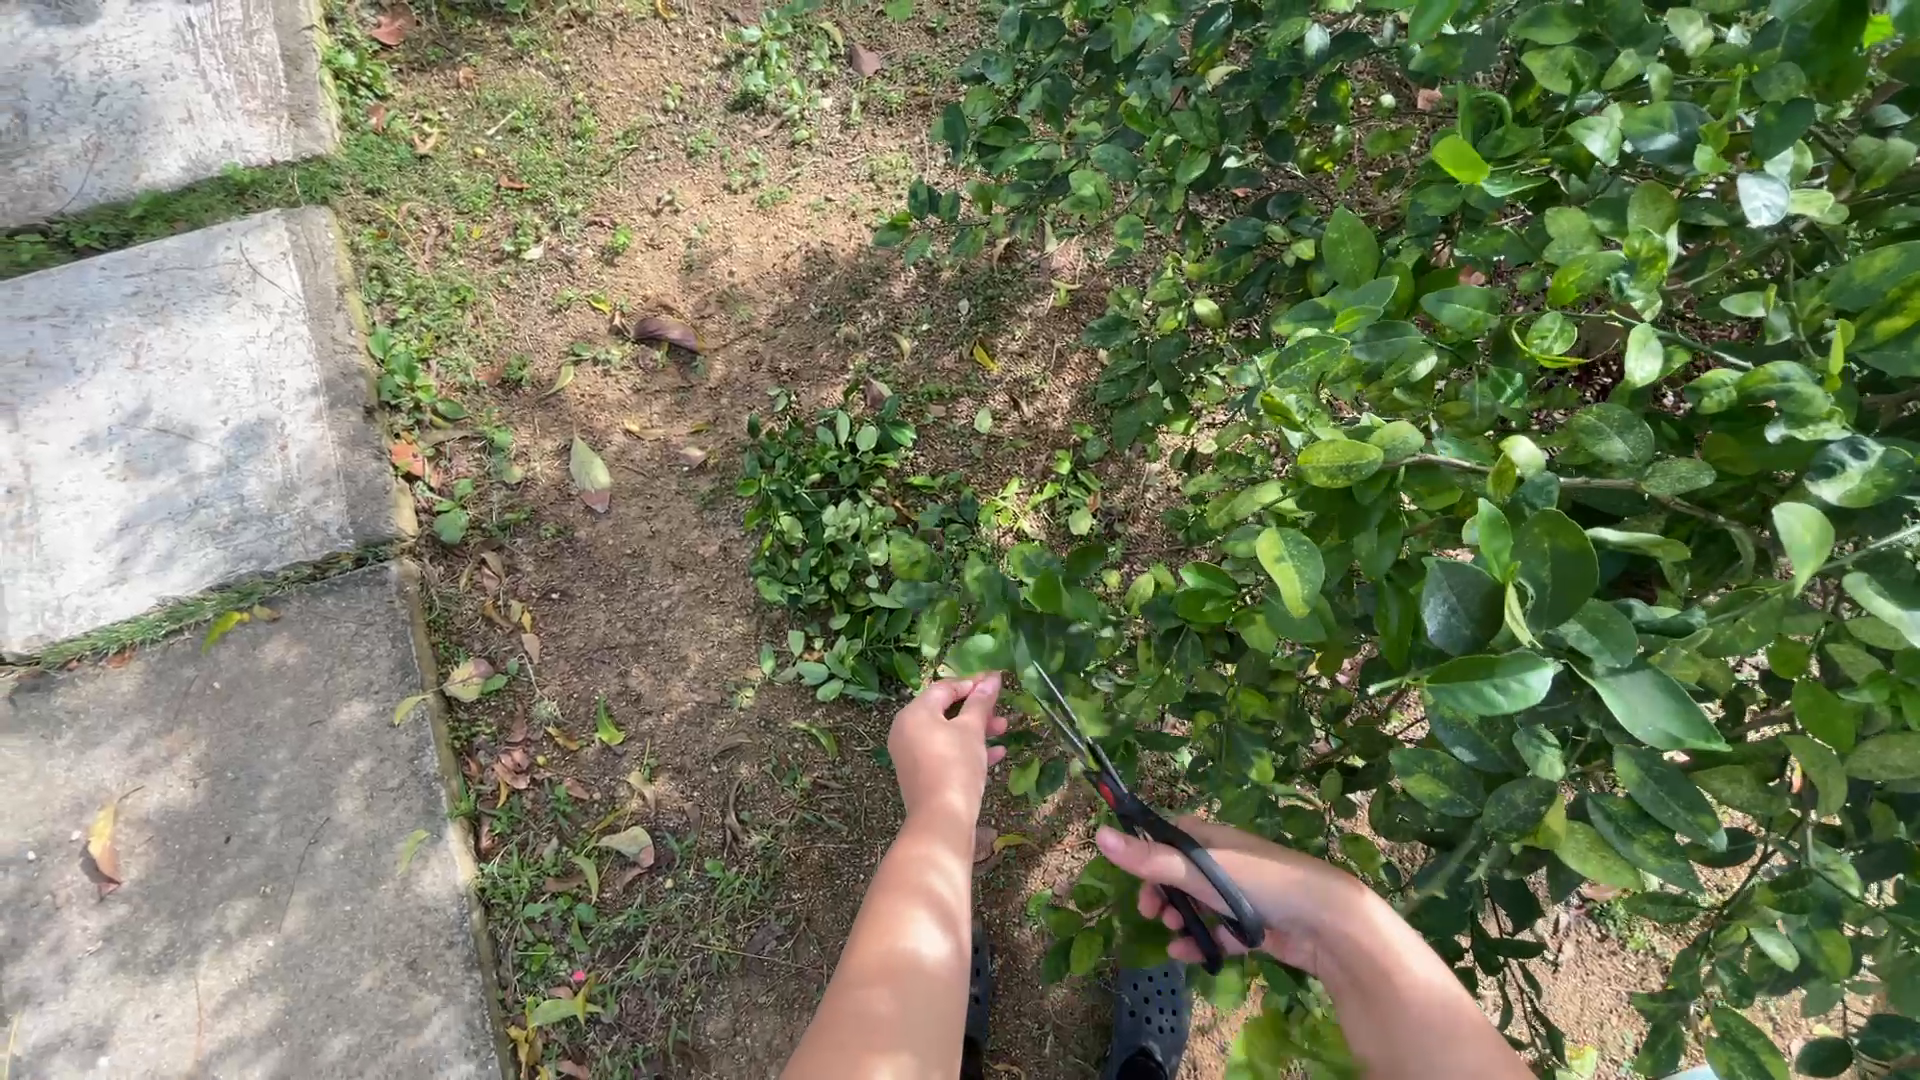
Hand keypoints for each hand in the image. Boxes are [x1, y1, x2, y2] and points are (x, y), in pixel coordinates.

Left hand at [888, 672, 1008, 825]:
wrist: (941, 821)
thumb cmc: (955, 767)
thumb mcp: (971, 730)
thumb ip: (981, 702)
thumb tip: (992, 678)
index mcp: (913, 714)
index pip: (944, 688)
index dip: (971, 683)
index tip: (996, 683)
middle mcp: (907, 730)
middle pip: (945, 710)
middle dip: (976, 710)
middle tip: (1000, 710)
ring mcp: (912, 754)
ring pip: (947, 733)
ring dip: (976, 730)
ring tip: (1003, 729)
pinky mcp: (921, 773)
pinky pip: (945, 752)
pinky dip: (967, 750)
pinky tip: (997, 754)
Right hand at [1095, 816, 1372, 976]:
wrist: (1327, 921)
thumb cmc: (1257, 882)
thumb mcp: (1197, 869)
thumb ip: (1149, 858)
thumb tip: (1098, 833)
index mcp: (1210, 838)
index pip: (1169, 834)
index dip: (1146, 852)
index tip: (1132, 874)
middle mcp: (1225, 861)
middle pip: (1180, 872)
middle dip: (1160, 890)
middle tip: (1149, 911)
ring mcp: (1243, 894)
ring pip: (1200, 903)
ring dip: (1180, 916)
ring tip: (1171, 931)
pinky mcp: (1257, 926)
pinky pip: (1221, 932)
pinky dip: (1203, 941)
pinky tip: (1187, 955)